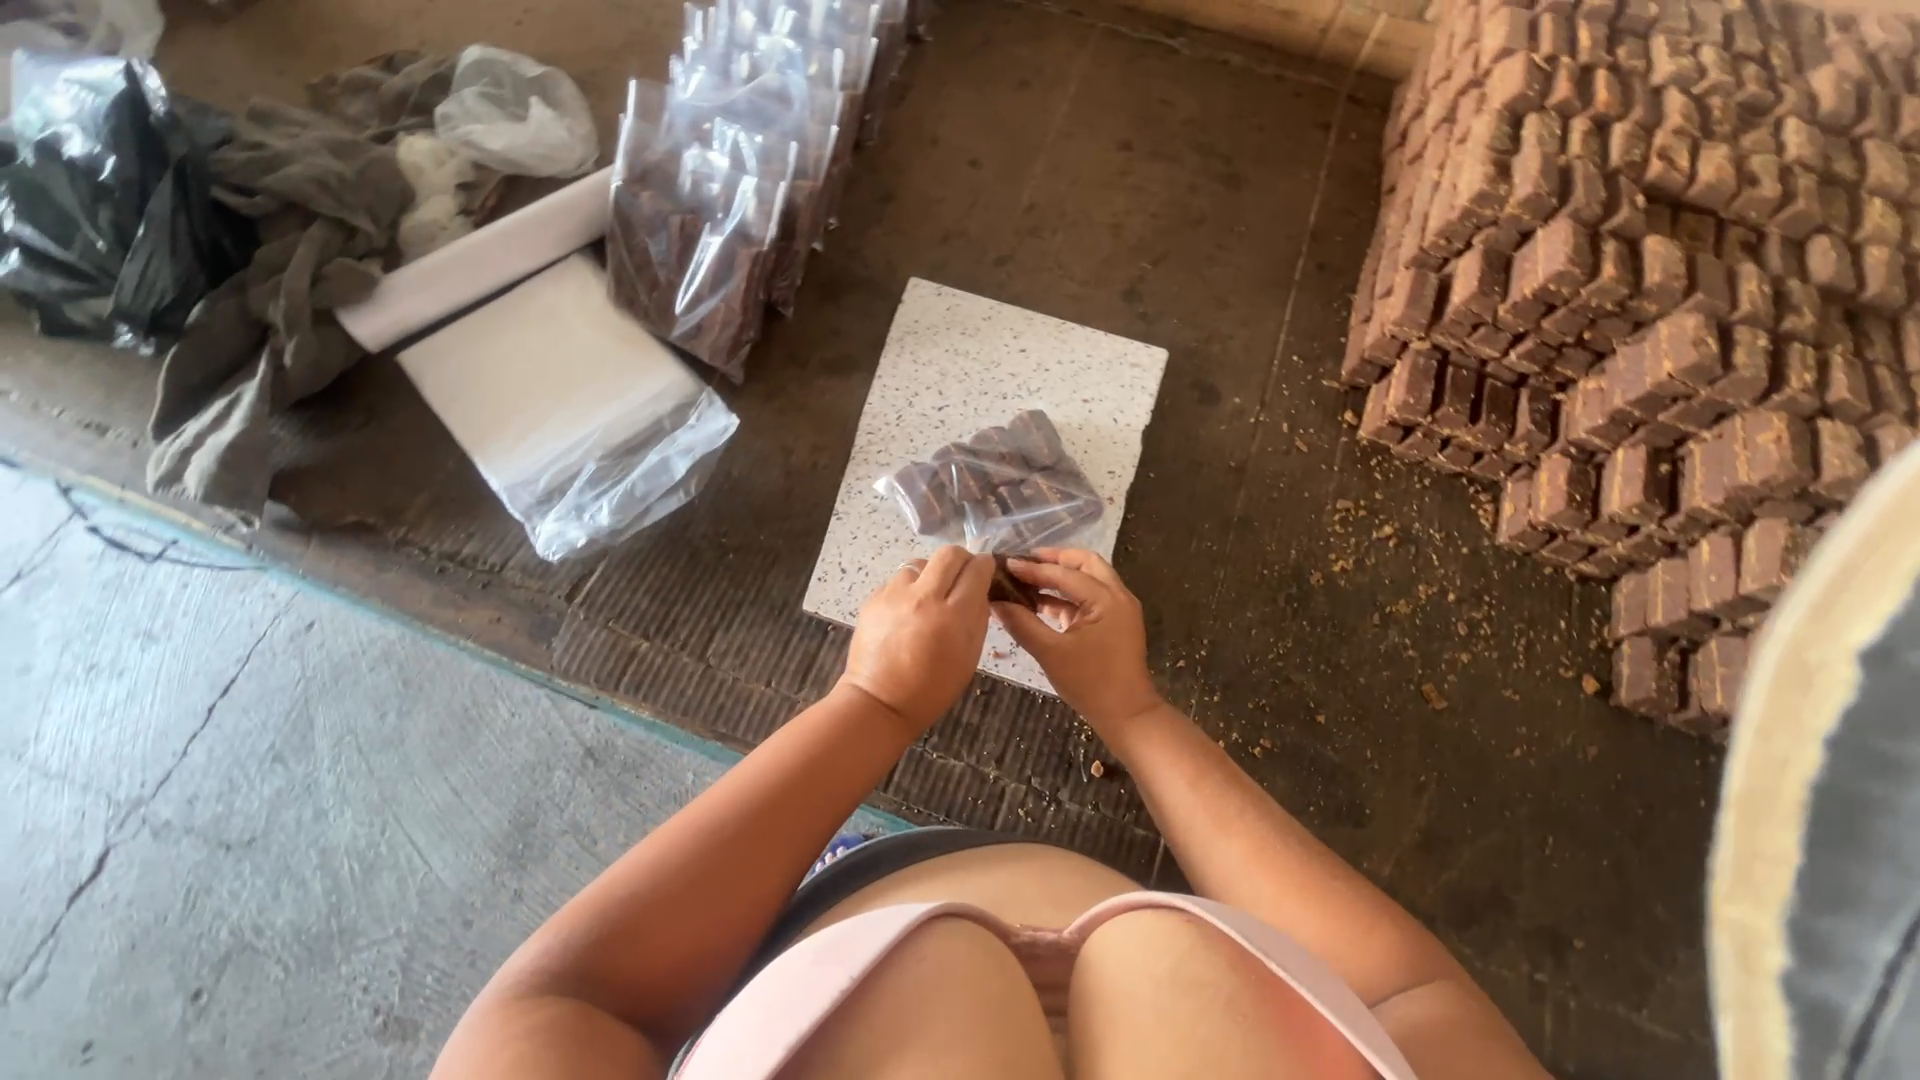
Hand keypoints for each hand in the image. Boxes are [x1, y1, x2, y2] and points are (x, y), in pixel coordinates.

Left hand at [841, 547, 994, 732]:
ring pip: (920, 563)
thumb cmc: (932, 689)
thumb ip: (978, 618)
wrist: (880, 702)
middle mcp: (924, 597)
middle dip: (961, 560)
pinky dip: (908, 589)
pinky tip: (907, 611)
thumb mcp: (969, 657)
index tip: (985, 572)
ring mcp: (895, 595)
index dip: (985, 567)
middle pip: (949, 554)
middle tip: (961, 577)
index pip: (977, 569)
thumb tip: (980, 592)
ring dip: (931, 575)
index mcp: (954, 615)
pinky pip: (898, 580)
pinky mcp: (873, 598)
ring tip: (929, 597)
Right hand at [992, 549, 1163, 733]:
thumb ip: (1022, 623)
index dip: (1033, 568)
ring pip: (1090, 579)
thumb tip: (996, 602)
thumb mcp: (1050, 652)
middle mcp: (1118, 596)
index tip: (1006, 564)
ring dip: (1062, 576)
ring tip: (1029, 580)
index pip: (1064, 573)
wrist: (1127, 715)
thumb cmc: (1090, 683)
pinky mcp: (1116, 623)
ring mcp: (1120, 609)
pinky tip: (1041, 604)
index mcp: (1106, 598)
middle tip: (1025, 563)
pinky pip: (1091, 598)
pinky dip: (1068, 595)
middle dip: (1054, 560)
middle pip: (1085, 563)